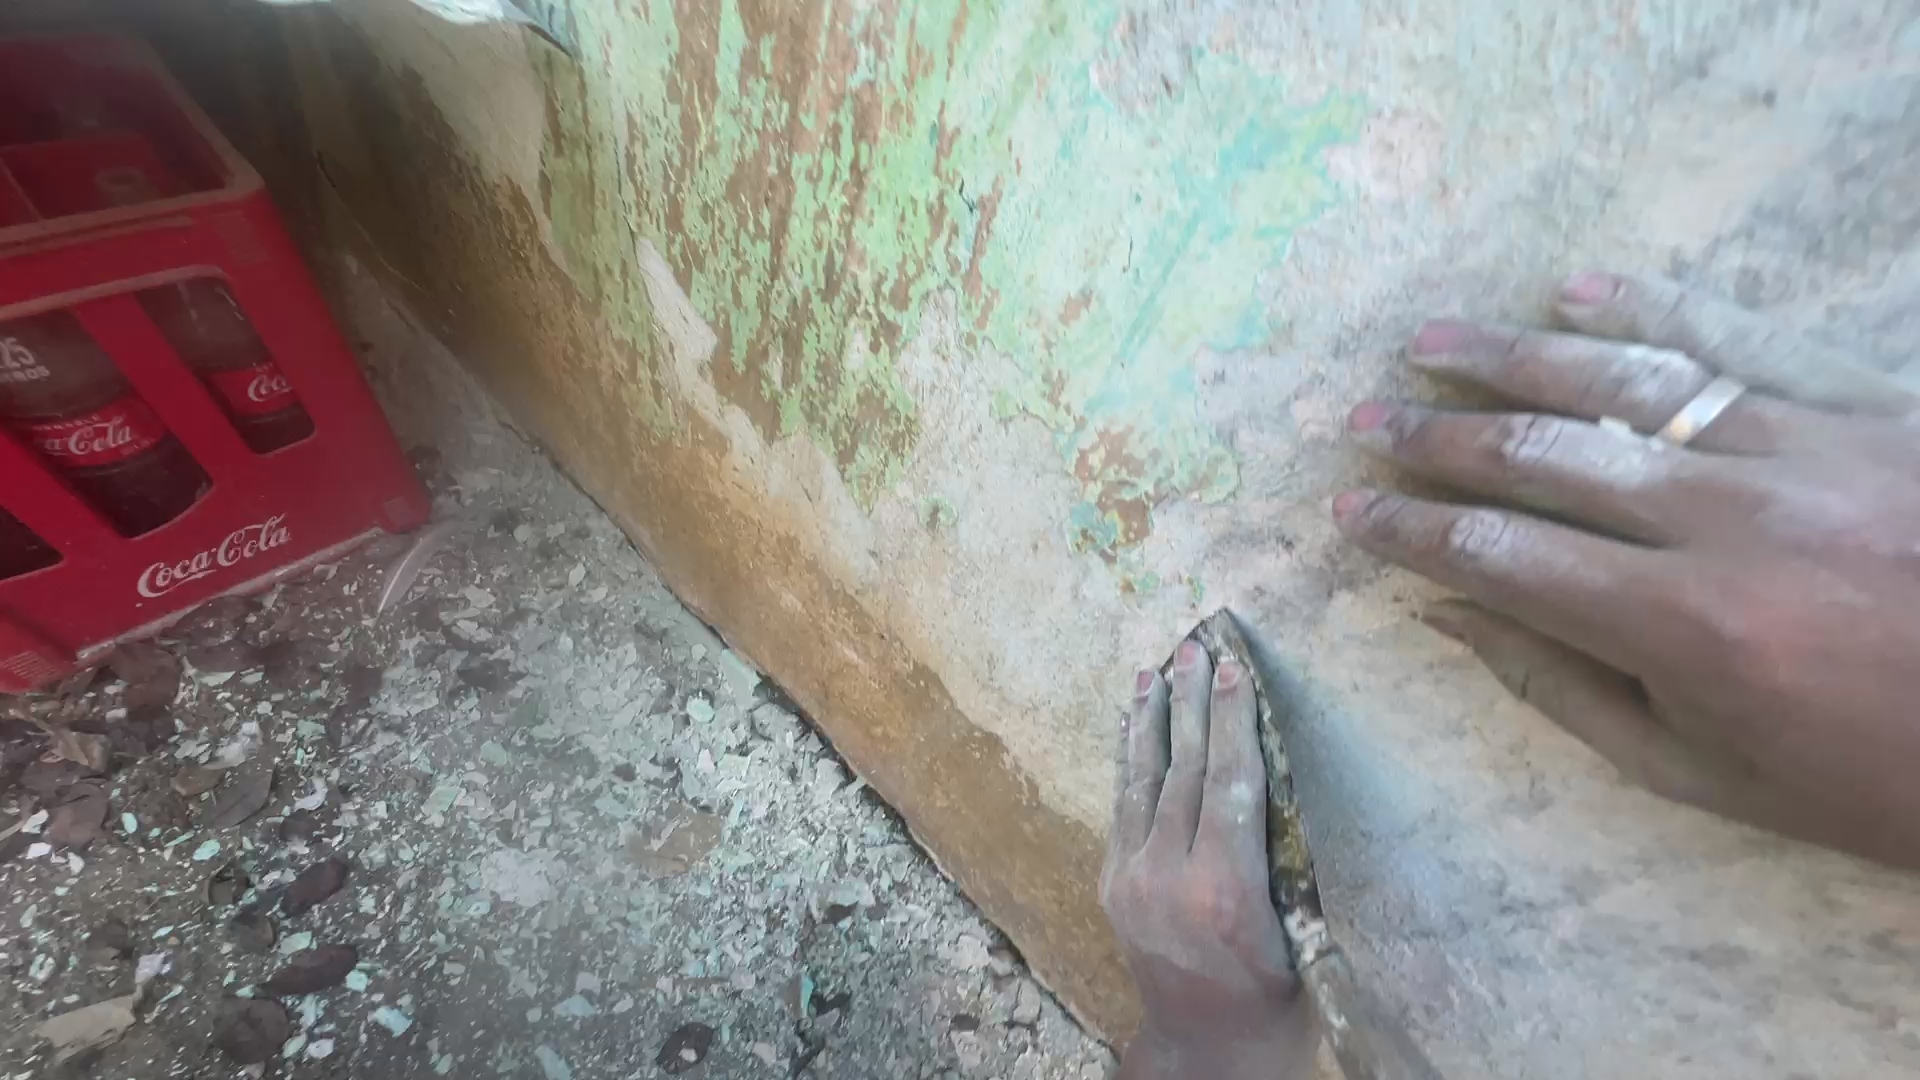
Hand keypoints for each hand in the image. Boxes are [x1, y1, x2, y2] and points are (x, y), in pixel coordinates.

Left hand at [1101, 642, 1317, 1079]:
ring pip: (1143, 778)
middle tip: (1191, 646)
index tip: (1233, 668)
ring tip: (1154, 668)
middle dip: (1190, 701)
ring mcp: (1130, 875)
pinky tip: (1131, 722)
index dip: (1232, 720)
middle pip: (1183, 768)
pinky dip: (1129, 757)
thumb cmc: (1277, 993)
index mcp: (1225, 890)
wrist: (1205, 1048)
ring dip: (1151, 718)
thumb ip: (1284, 856)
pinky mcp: (1110, 878)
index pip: (1229, 782)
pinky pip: (1121, 803)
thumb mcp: (1301, 933)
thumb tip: (1272, 771)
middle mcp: (1168, 874)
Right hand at [1336, 271, 1919, 867]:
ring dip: (1507, 360)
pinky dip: (1654, 309)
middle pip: (1539, 456)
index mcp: (1683, 624)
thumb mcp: (1691, 767)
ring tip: (1427, 343)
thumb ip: (1550, 681)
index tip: (1349, 509)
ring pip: (1623, 383)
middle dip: (1432, 437)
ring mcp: (1814, 452)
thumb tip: (1440, 609)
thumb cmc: (1873, 778)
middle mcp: (1735, 523)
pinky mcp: (1879, 412)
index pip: (1494, 553)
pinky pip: (1746, 345)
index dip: (1407, 529)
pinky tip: (1574, 288)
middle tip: (1365, 421)